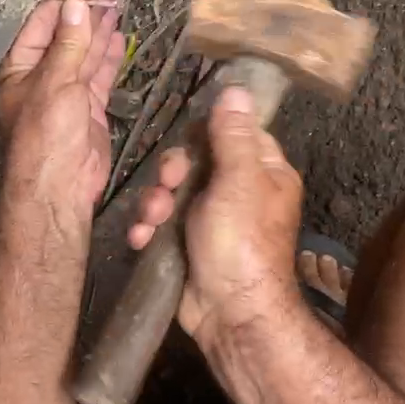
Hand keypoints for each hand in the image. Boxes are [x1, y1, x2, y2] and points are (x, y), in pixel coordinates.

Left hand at [0, 0, 125, 223]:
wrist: (59, 187)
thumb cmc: (45, 136)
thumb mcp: (55, 83)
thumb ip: (69, 44)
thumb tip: (75, 6)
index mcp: (20, 67)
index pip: (43, 22)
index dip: (68, 1)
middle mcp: (40, 76)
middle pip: (65, 33)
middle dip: (87, 9)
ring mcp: (65, 93)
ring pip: (84, 52)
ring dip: (100, 28)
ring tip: (119, 1)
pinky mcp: (87, 109)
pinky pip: (97, 75)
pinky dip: (108, 55)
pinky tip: (117, 36)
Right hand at [127, 85, 304, 353]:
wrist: (230, 315)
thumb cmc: (241, 245)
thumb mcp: (238, 182)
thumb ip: (232, 135)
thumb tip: (237, 88)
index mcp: (263, 172)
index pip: (233, 133)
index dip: (205, 136)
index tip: (189, 146)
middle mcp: (239, 192)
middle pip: (194, 161)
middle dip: (170, 175)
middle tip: (167, 188)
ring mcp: (211, 220)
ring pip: (171, 192)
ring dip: (153, 204)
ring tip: (151, 223)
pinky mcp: (186, 245)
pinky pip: (161, 223)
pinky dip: (147, 229)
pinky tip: (140, 240)